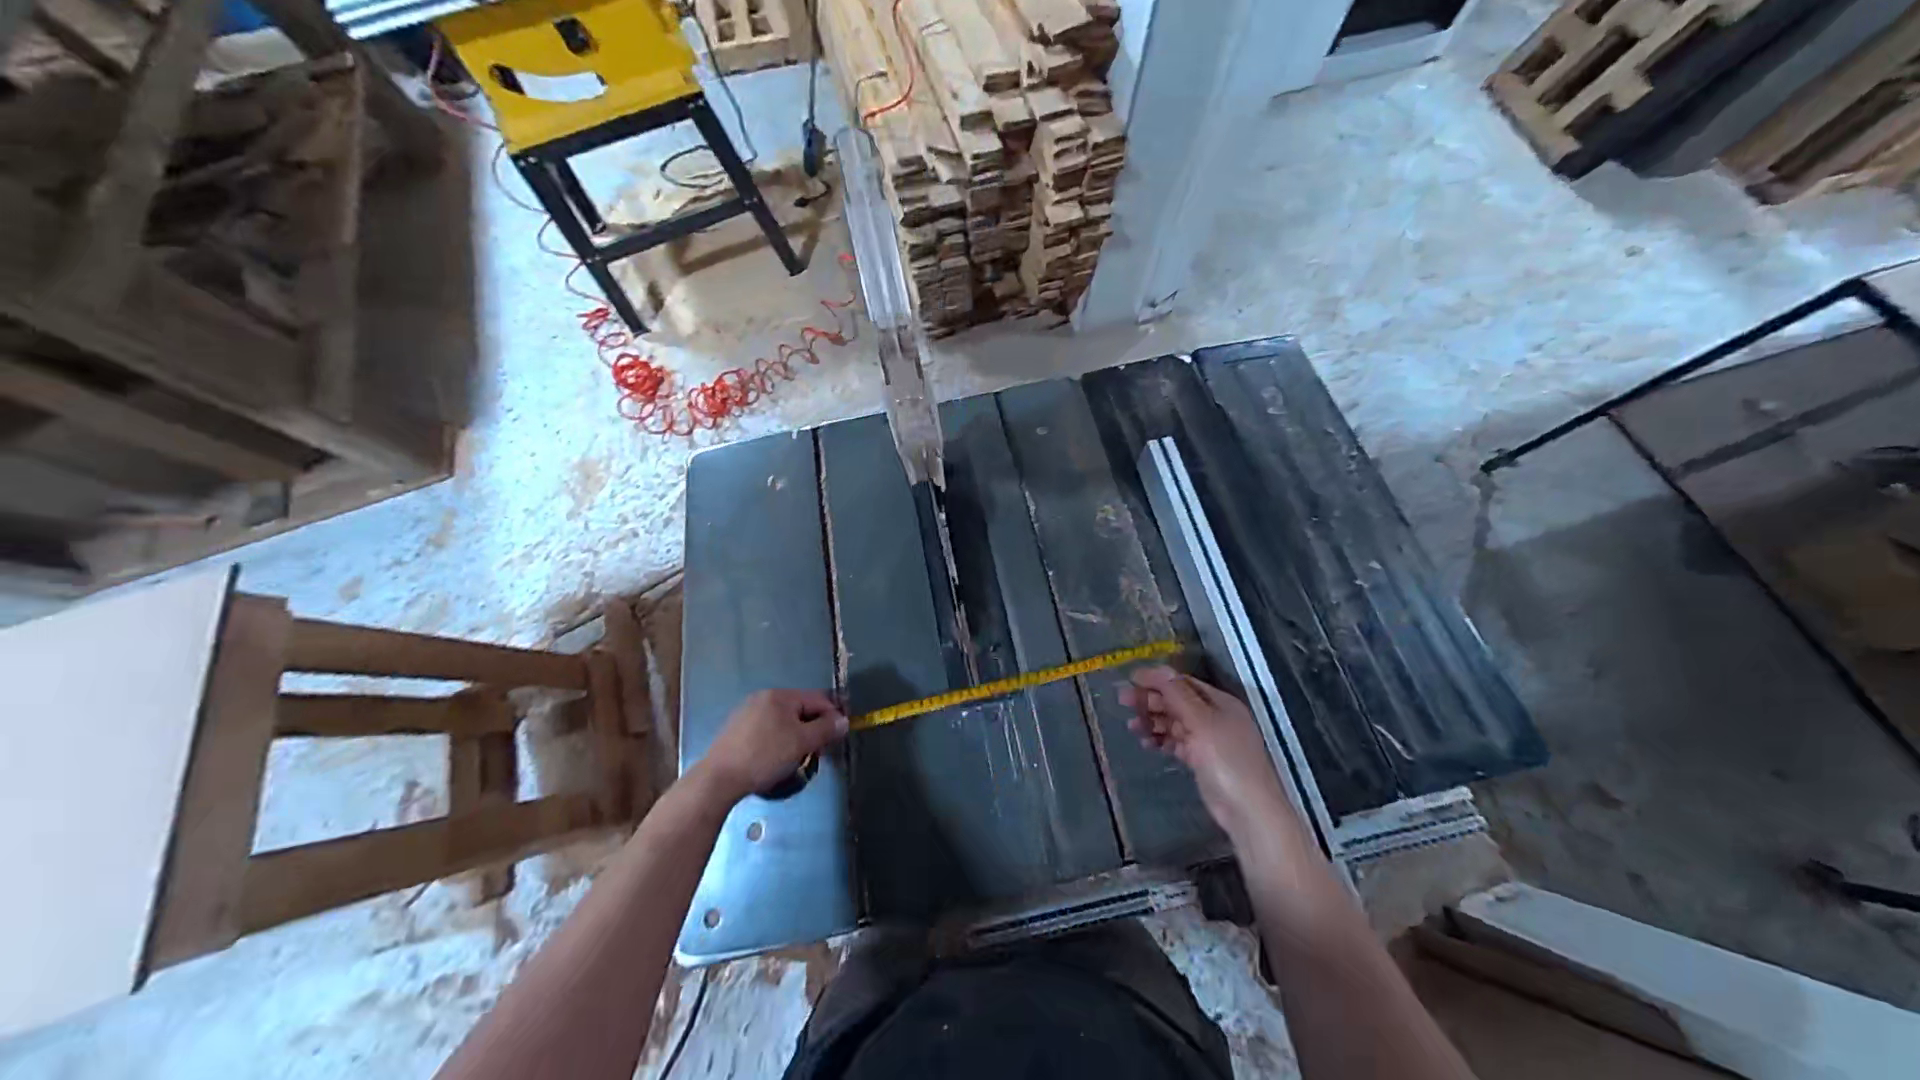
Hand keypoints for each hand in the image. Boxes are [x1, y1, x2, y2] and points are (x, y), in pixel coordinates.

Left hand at [695, 689, 848, 805]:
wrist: (719, 778)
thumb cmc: (765, 756)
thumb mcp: (801, 743)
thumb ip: (825, 729)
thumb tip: (843, 720)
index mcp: (780, 695)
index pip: (818, 699)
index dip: (833, 717)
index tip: (838, 738)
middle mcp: (763, 698)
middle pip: (800, 709)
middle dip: (813, 729)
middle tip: (817, 752)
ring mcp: (747, 713)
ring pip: (784, 721)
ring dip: (797, 737)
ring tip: (797, 759)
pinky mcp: (736, 730)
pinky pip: (768, 730)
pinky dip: (778, 741)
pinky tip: (774, 760)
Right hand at [1121, 666, 1296, 841]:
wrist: (1248, 811)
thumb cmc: (1226, 760)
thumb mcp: (1201, 722)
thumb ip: (1178, 695)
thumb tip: (1158, 669)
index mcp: (1220, 702)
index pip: (1184, 683)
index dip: (1157, 680)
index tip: (1130, 681)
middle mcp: (1215, 717)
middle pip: (1177, 702)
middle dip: (1151, 700)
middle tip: (1123, 702)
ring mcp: (1209, 740)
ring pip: (1175, 722)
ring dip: (1153, 721)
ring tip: (1132, 728)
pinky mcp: (1202, 760)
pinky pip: (1177, 743)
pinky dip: (1162, 740)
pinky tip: (1147, 744)